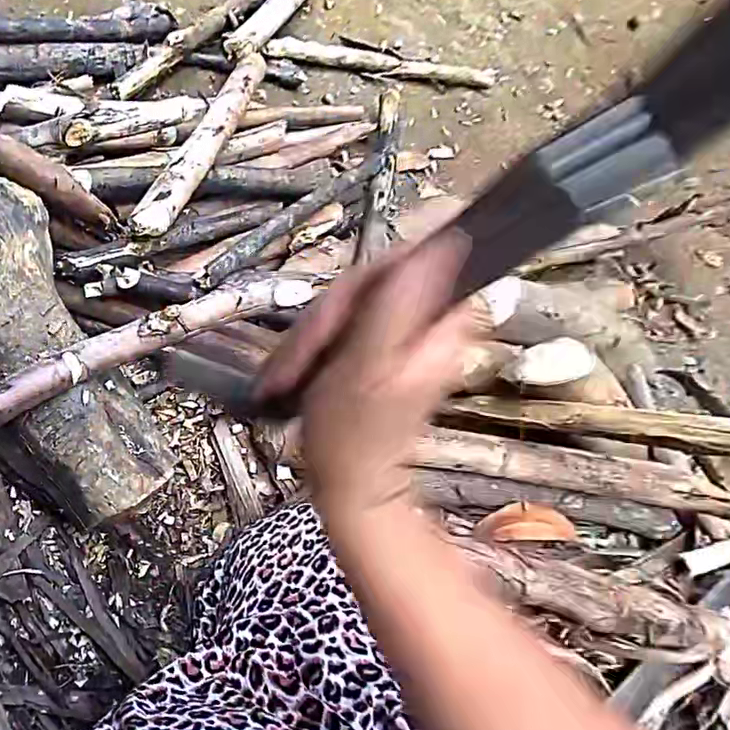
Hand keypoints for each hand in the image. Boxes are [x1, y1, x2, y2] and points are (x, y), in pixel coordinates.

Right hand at [254, 233, 478, 527]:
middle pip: (365, 290)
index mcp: (437, 325)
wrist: (351, 483)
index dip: (350, 290)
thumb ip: (397, 305)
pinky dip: (314, 352)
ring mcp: (404, 342)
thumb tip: (440, 246)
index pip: (397, 265)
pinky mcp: (381, 356)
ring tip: (289, 376)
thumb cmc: (353, 435)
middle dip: (322, 325)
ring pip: (347, 313)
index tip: (322, 328)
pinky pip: (342, 333)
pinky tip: (296, 375)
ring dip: (311, 342)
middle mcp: (428, 327)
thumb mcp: (367, 367)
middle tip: (297, 361)